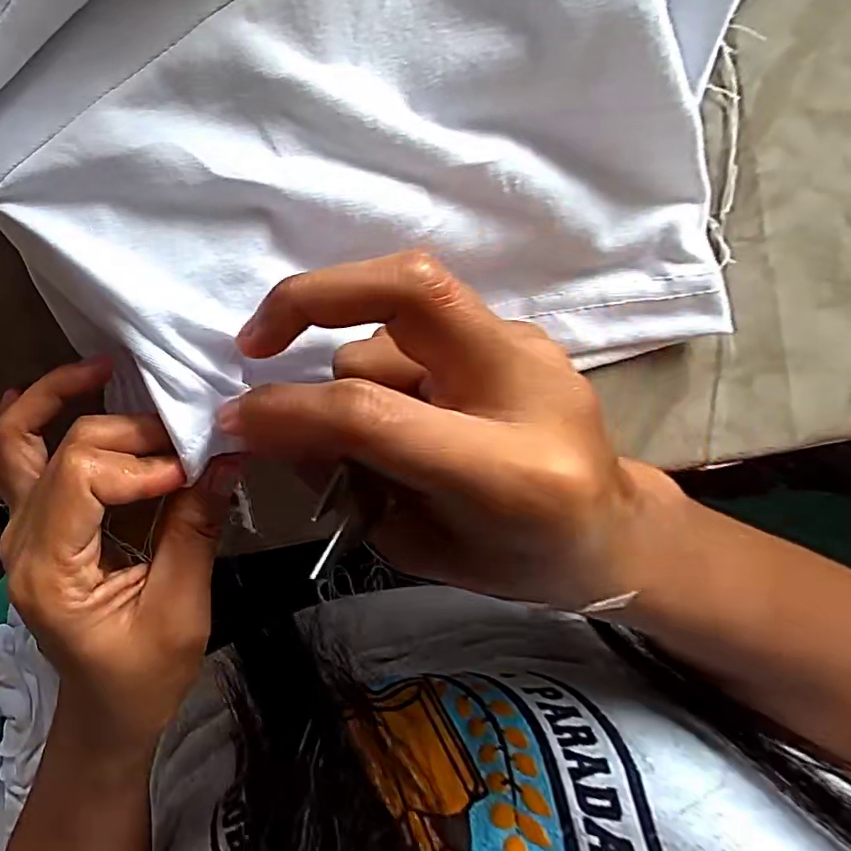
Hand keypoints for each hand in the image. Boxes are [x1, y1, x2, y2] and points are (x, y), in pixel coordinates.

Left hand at [0, 358, 236, 752]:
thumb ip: (195, 529)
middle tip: (176, 432)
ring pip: (11, 441)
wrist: (104, 713)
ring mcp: (18, 529)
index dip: (141, 463)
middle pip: (59, 449)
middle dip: (124, 430)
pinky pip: (15, 458)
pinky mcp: (34, 522)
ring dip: (51, 397)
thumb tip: (226, 457)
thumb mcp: (180, 612)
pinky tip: (56, 394)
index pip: (81, 476)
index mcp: (49, 571)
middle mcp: (19, 541)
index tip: (191, 472)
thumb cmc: (142, 678)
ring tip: (99, 368)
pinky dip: (31, 419)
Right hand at [217, 252, 671, 608]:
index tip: (234, 418)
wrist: (616, 532)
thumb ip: (345, 476)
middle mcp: (525, 384)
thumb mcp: (418, 545)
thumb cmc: (519, 561)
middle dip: (312, 298)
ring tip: (358, 420)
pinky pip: (422, 318)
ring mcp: (528, 344)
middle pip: (410, 288)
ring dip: (353, 362)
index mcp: (508, 470)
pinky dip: (381, 349)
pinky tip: (396, 396)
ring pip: (399, 315)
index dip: (287, 409)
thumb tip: (275, 418)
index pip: (372, 414)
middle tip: (256, 341)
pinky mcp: (519, 330)